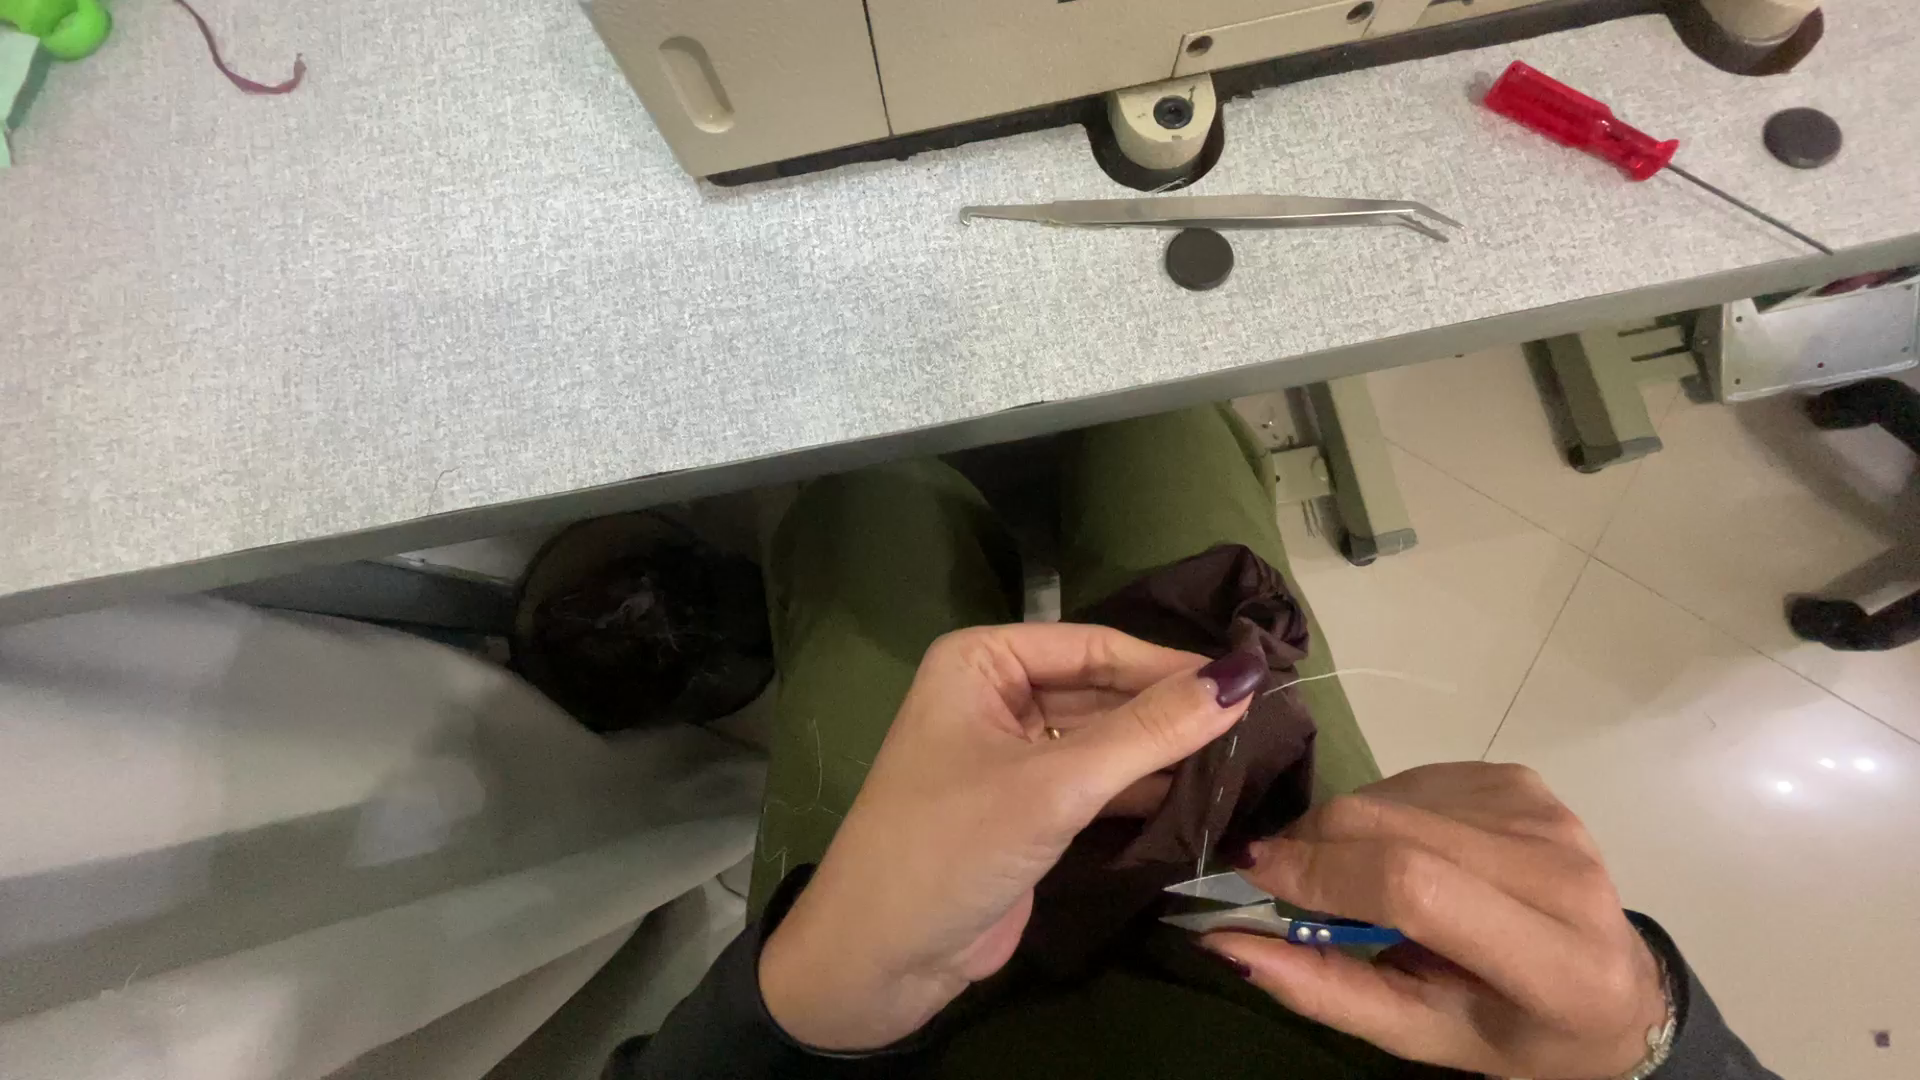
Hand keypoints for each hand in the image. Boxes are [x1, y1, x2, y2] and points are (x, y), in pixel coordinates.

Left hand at [758, 624, 1259, 1049]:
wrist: (881, 959)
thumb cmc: (954, 844)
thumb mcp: (1055, 783)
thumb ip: (1148, 731)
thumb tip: (1240, 676)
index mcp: (981, 660)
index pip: (1092, 646)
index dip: (1169, 663)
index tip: (1251, 678)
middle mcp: (994, 693)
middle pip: (1098, 689)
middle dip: (1166, 708)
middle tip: (1257, 718)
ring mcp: (1009, 750)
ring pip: (1099, 736)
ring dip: (1159, 749)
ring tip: (1243, 754)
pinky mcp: (1024, 802)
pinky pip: (1092, 778)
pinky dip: (1138, 786)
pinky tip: (1197, 793)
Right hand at [1205, 762, 1666, 1079]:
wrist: (1608, 983)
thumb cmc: (1512, 1027)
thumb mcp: (1423, 1034)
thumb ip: (1324, 989)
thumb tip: (1219, 942)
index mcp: (1559, 961)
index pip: (1413, 886)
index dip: (1320, 871)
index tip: (1251, 869)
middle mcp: (1560, 871)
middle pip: (1386, 827)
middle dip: (1311, 843)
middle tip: (1282, 873)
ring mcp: (1540, 812)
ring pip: (1384, 797)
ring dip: (1342, 831)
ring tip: (1358, 873)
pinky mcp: (1517, 779)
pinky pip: (1405, 782)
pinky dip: (1377, 814)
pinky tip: (1404, 847)